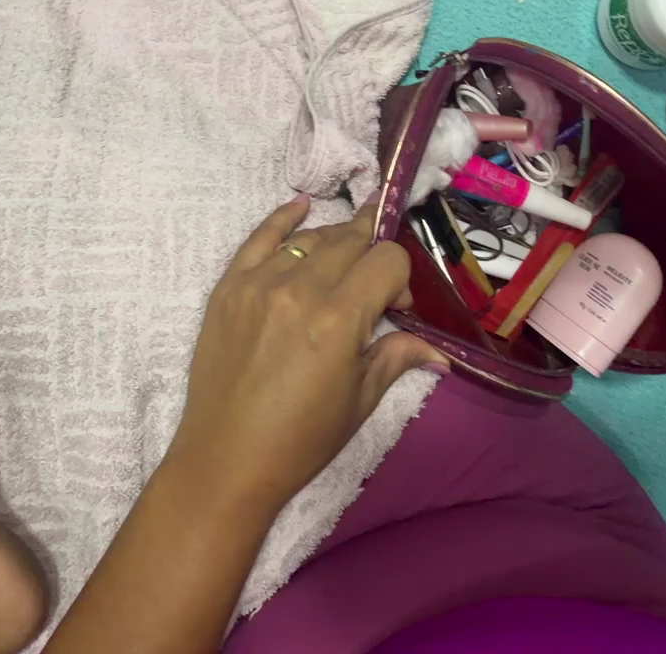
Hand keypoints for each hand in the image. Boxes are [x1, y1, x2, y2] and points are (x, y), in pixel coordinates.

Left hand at [166, 195, 448, 513]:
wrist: (225, 460)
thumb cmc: (301, 440)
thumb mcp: (360, 401)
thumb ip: (397, 356)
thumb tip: (440, 350)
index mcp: (339, 319)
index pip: (387, 260)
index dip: (400, 279)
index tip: (396, 306)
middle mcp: (299, 288)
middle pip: (351, 241)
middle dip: (372, 255)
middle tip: (373, 285)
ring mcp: (258, 283)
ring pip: (310, 237)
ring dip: (335, 244)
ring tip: (342, 267)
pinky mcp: (228, 286)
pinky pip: (258, 237)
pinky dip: (283, 217)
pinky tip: (302, 205)